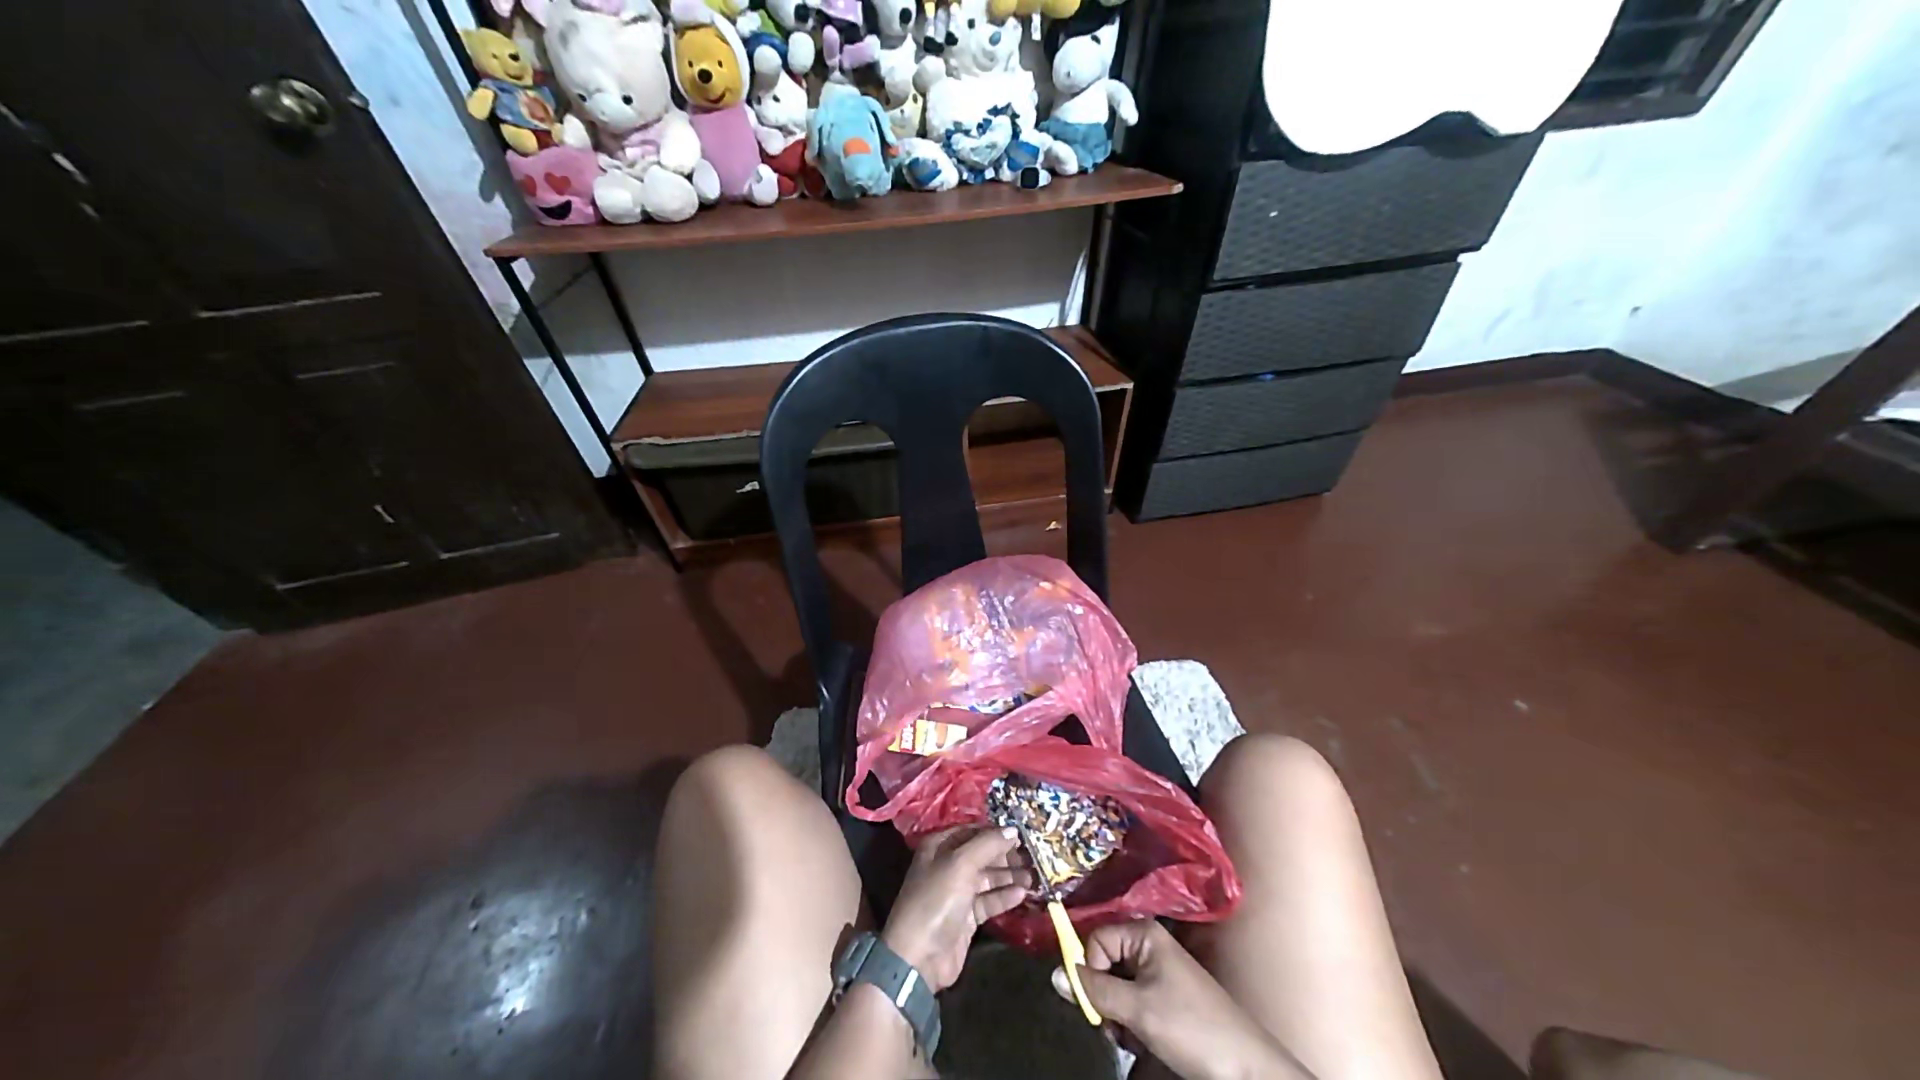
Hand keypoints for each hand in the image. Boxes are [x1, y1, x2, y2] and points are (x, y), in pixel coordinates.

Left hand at [880, 826, 1033, 992]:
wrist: (919, 957)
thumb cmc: (936, 900)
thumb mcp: (961, 864)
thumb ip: (988, 844)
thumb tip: (1013, 829)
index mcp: (939, 846)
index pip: (972, 831)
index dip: (995, 832)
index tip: (1021, 834)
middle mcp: (947, 865)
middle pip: (982, 854)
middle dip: (1005, 855)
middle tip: (1032, 857)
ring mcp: (956, 892)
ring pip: (987, 878)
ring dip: (1009, 876)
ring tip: (1033, 877)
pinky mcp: (965, 916)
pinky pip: (988, 901)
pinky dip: (1004, 897)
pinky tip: (1022, 894)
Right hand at [1054, 919, 1309, 1079]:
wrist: (1246, 1068)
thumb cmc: (1191, 1027)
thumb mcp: (1138, 1010)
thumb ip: (1095, 991)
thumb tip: (1054, 974)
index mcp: (1144, 934)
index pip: (1095, 940)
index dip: (1089, 970)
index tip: (1093, 1003)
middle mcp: (1149, 945)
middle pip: (1103, 962)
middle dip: (1102, 997)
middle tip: (1114, 1024)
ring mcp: (1158, 972)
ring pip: (1114, 986)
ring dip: (1115, 1014)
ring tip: (1132, 1035)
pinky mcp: (1164, 997)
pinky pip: (1130, 1001)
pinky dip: (1129, 1022)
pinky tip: (1141, 1040)